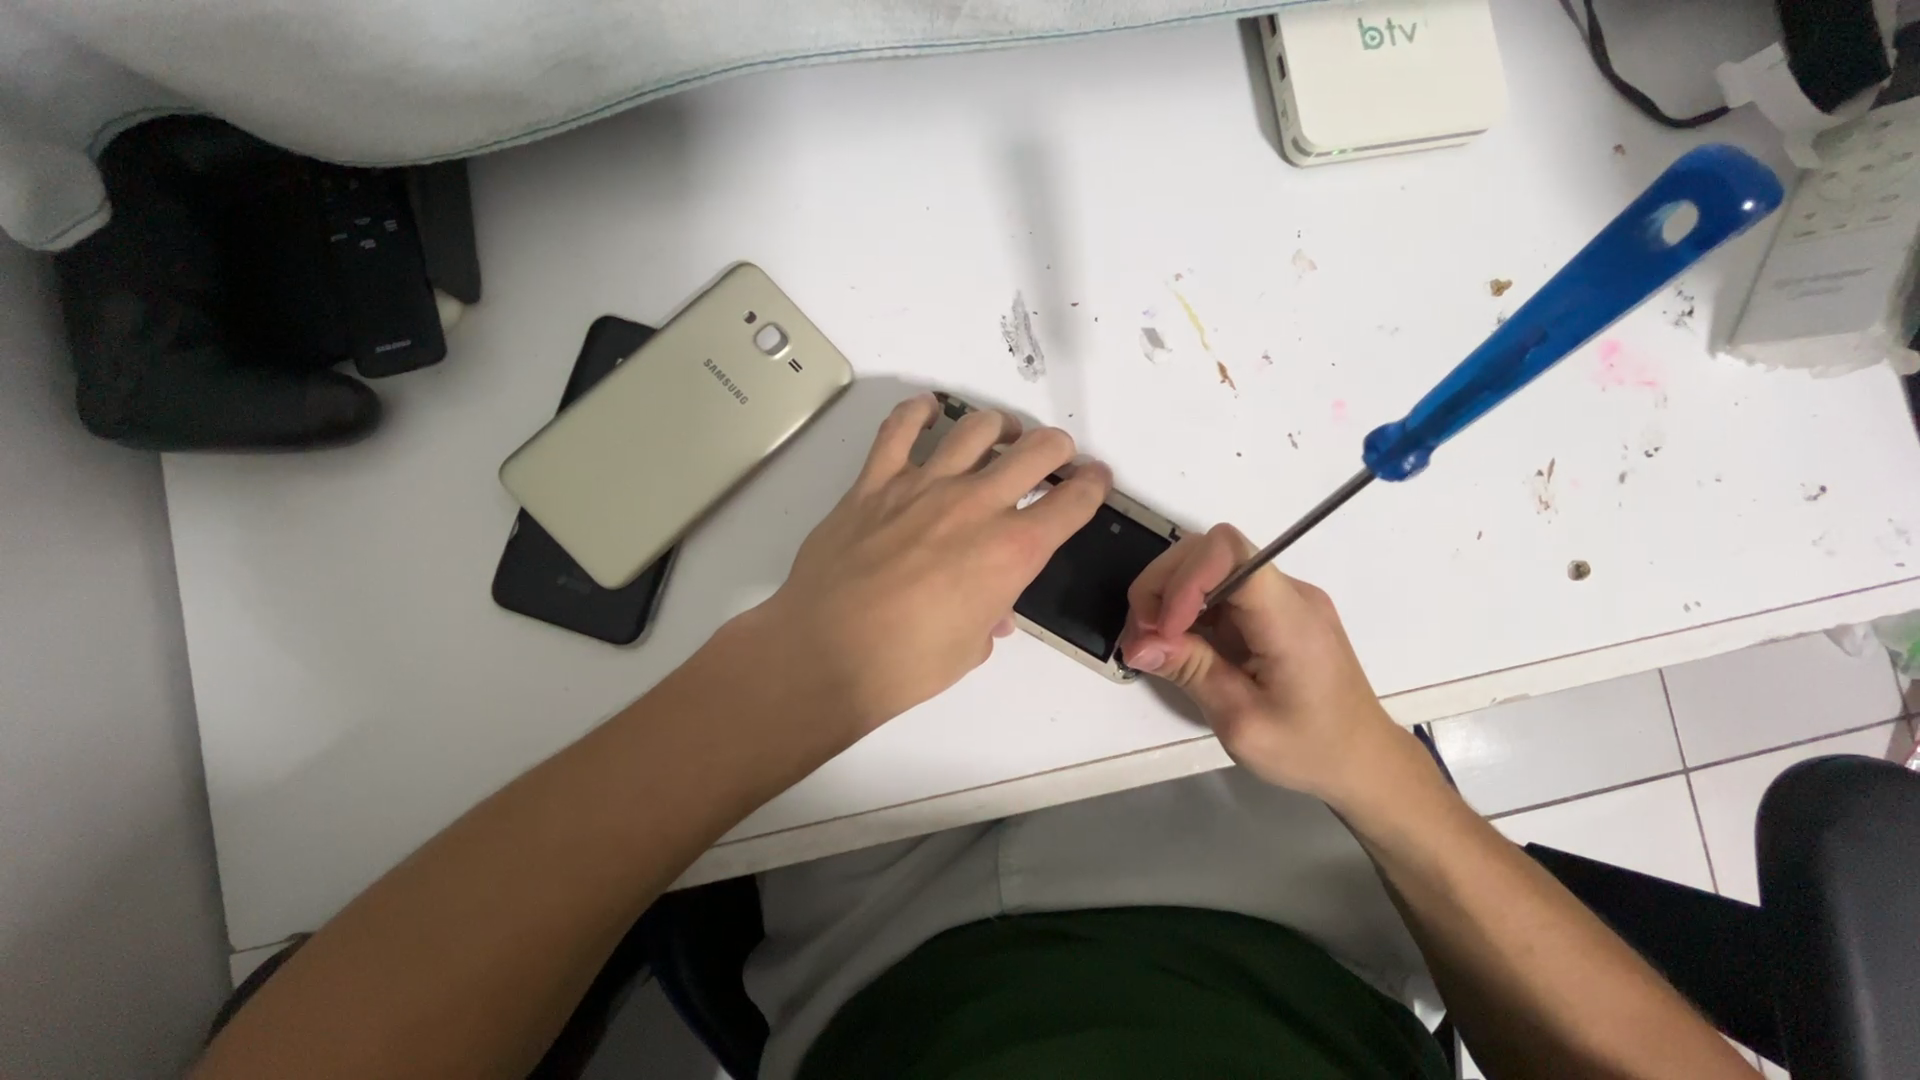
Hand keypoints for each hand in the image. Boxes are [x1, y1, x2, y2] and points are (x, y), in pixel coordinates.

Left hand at [757, 393, 1110, 729]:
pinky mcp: (875, 482)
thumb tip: (993, 606)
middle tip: (1054, 455)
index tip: (1095, 479)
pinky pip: (899, 429)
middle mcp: (976, 505)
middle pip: (1035, 450)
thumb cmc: (907, 664)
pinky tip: (927, 409)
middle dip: (1056, 447)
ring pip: (975, 429)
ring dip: (999, 426)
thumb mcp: (970, 647)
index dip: (1093, 486)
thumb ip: (990, 614)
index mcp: (1012, 550)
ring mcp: (923, 486)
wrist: (827, 653)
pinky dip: (917, 411)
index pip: (1072, 502)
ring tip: (1001, 434)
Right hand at [1118, 523, 1414, 807]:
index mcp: (1289, 618)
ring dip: (1169, 596)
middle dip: (1164, 586)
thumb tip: (1137, 643)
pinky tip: (1176, 644)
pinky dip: (1187, 609)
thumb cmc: (1310, 749)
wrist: (1364, 762)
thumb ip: (1191, 672)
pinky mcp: (1272, 611)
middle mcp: (1289, 593)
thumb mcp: (1242, 723)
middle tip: (1142, 638)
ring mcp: (1282, 598)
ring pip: (1209, 566)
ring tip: (1152, 644)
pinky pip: (1220, 590)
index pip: (1229, 551)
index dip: (1182, 577)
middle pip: (1210, 551)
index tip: (1162, 627)